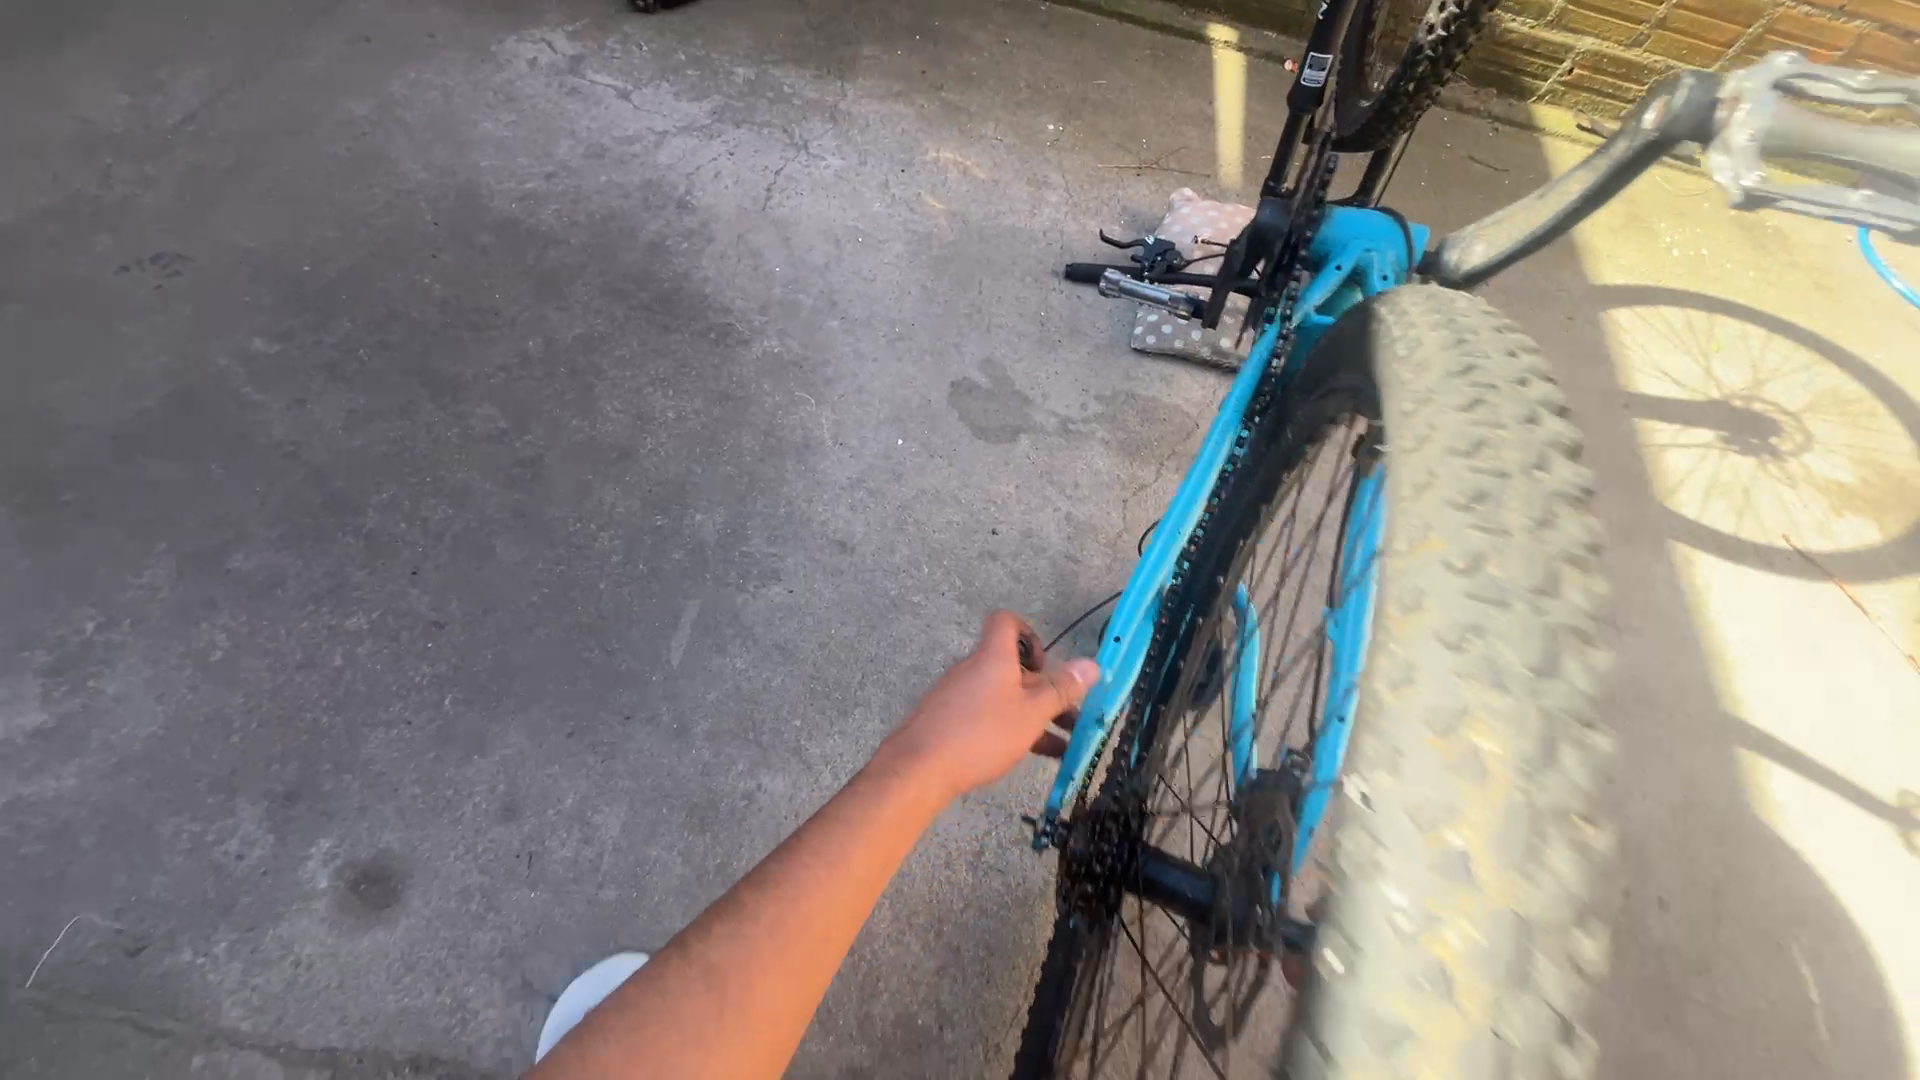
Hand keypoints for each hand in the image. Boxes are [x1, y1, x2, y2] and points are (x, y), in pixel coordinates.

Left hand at [878, 611, 1099, 801]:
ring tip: (1063, 746)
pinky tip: (1031, 756)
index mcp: (992, 656)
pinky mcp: (948, 720)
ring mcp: (958, 695)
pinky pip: (987, 715)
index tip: (1047, 664)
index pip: (1006, 622)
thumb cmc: (981, 733)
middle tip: (1071, 716)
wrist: (919, 768)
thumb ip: (1062, 689)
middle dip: (1044, 689)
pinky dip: (1010, 728)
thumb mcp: (1031, 713)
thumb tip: (1092, 664)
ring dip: (1033, 714)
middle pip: (1011, 666)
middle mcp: (973, 668)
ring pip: (1003, 695)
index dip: (1030, 633)